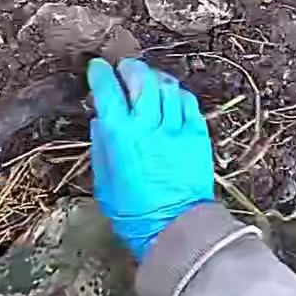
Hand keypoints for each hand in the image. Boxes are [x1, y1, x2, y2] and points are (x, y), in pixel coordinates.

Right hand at [86, 58, 215, 258]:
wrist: (175, 228)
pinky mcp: (197, 133)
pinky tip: (171, 98)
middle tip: (125, 68)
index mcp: (120, 135)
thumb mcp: (104, 181)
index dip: (101, 74)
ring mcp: (175, 127)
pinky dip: (177, 94)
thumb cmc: (134, 212)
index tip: (98, 68)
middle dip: (130, 67)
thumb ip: (101, 146)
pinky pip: (187, 101)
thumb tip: (101, 120)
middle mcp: (148, 124)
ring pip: (166, 85)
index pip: (108, 90)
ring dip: (154, 78)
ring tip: (149, 80)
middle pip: (140, 77)